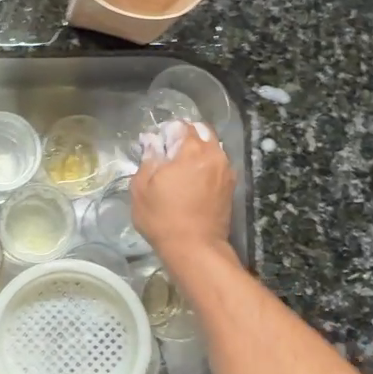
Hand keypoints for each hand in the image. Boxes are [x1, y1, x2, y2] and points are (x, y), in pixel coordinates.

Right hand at [132, 125, 235, 265]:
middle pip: (201, 131)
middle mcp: (213, 154)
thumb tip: (152, 141)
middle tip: (168, 153)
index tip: (155, 145)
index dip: (164, 132)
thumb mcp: (141, 189)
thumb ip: (148, 159)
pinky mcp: (230, 185)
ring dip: (197, 150)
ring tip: (181, 167)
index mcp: (191, 150)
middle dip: (184, 136)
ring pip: (212, 146)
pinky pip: (218, 163)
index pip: (179, 126)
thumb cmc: (163, 218)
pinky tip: (194, 179)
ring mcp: (225, 169)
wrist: (195, 247)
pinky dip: (206, 164)